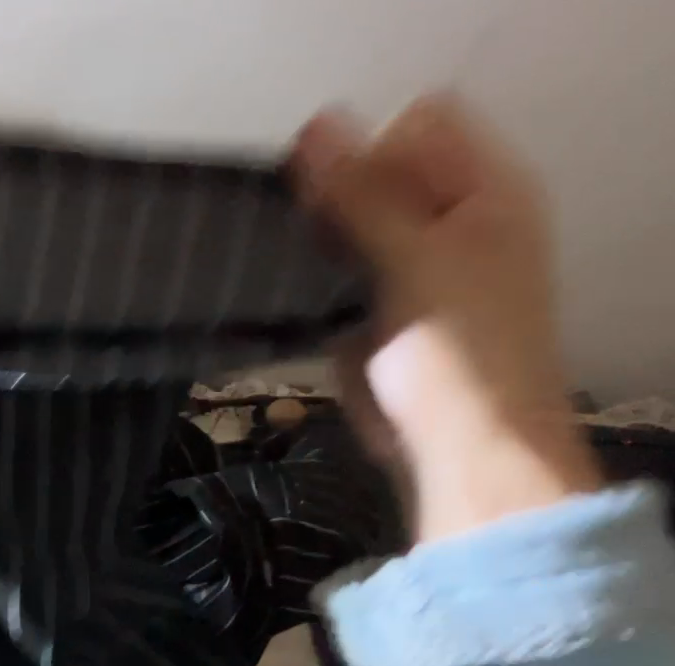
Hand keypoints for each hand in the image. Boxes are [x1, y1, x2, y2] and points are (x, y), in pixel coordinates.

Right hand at [291, 96, 601, 542]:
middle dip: (328, 193)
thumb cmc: (457, 352)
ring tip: (281, 260)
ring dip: (308, 233)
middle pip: (375, 171)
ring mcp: (406, 260)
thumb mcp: (416, 260)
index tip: (320, 196)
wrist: (455, 440)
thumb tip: (314, 128)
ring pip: (343, 218)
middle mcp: (448, 216)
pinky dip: (303, 268)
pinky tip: (282, 285)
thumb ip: (364, 195)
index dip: (364, 148)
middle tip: (294, 232)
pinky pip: (327, 264)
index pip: (416, 125)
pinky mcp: (367, 301)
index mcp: (484, 190)